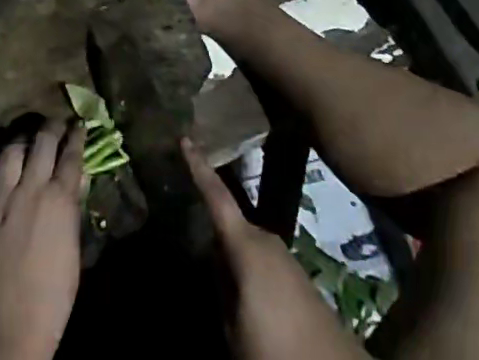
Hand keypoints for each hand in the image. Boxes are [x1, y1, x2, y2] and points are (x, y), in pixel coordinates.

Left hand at [0, 121, 85, 359]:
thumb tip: (79, 178)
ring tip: (26, 135)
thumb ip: (74, 208)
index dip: (78, 134)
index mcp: (61, 199)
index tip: (81, 123)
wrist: (9, 327)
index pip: (72, 153)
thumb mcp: (74, 248)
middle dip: (52, 126)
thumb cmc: (54, 293)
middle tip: (56, 122)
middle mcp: (30, 190)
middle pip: (42, 142)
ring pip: (10, 151)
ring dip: (21, 138)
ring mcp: (0, 200)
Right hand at [182, 139, 368, 359]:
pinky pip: (258, 258)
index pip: (217, 198)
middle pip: (230, 221)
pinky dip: (243, 263)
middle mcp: (266, 239)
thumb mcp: (232, 326)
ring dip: (227, 248)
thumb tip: (213, 259)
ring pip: (243, 242)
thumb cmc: (274, 345)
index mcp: (246, 246)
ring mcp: (282, 255)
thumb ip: (220, 286)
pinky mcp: (293, 273)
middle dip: (210, 221)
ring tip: (206, 258)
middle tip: (185, 217)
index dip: (199, 168)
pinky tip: (236, 285)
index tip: (185, 138)